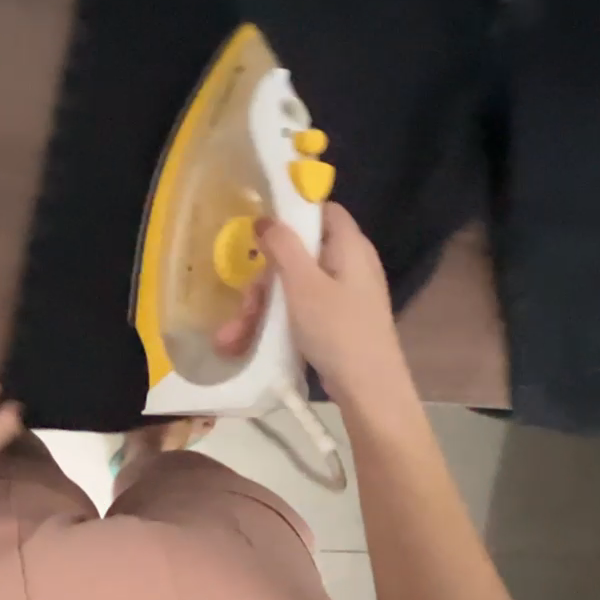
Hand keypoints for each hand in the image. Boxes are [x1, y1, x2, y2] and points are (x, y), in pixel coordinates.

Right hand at [214, 202, 408, 403]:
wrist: (367, 388)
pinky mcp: (333, 322)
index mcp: (349, 247)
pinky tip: (245, 344)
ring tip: (232, 337)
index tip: (260, 230)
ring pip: (292, 287)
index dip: (293, 213)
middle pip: (298, 254)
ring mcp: (341, 296)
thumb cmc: (337, 330)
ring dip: (260, 308)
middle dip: (264, 278)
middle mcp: (348, 266)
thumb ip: (283, 247)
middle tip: (246, 301)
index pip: (323, 211)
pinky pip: (298, 311)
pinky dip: (274, 323)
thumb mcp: (304, 285)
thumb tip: (265, 219)